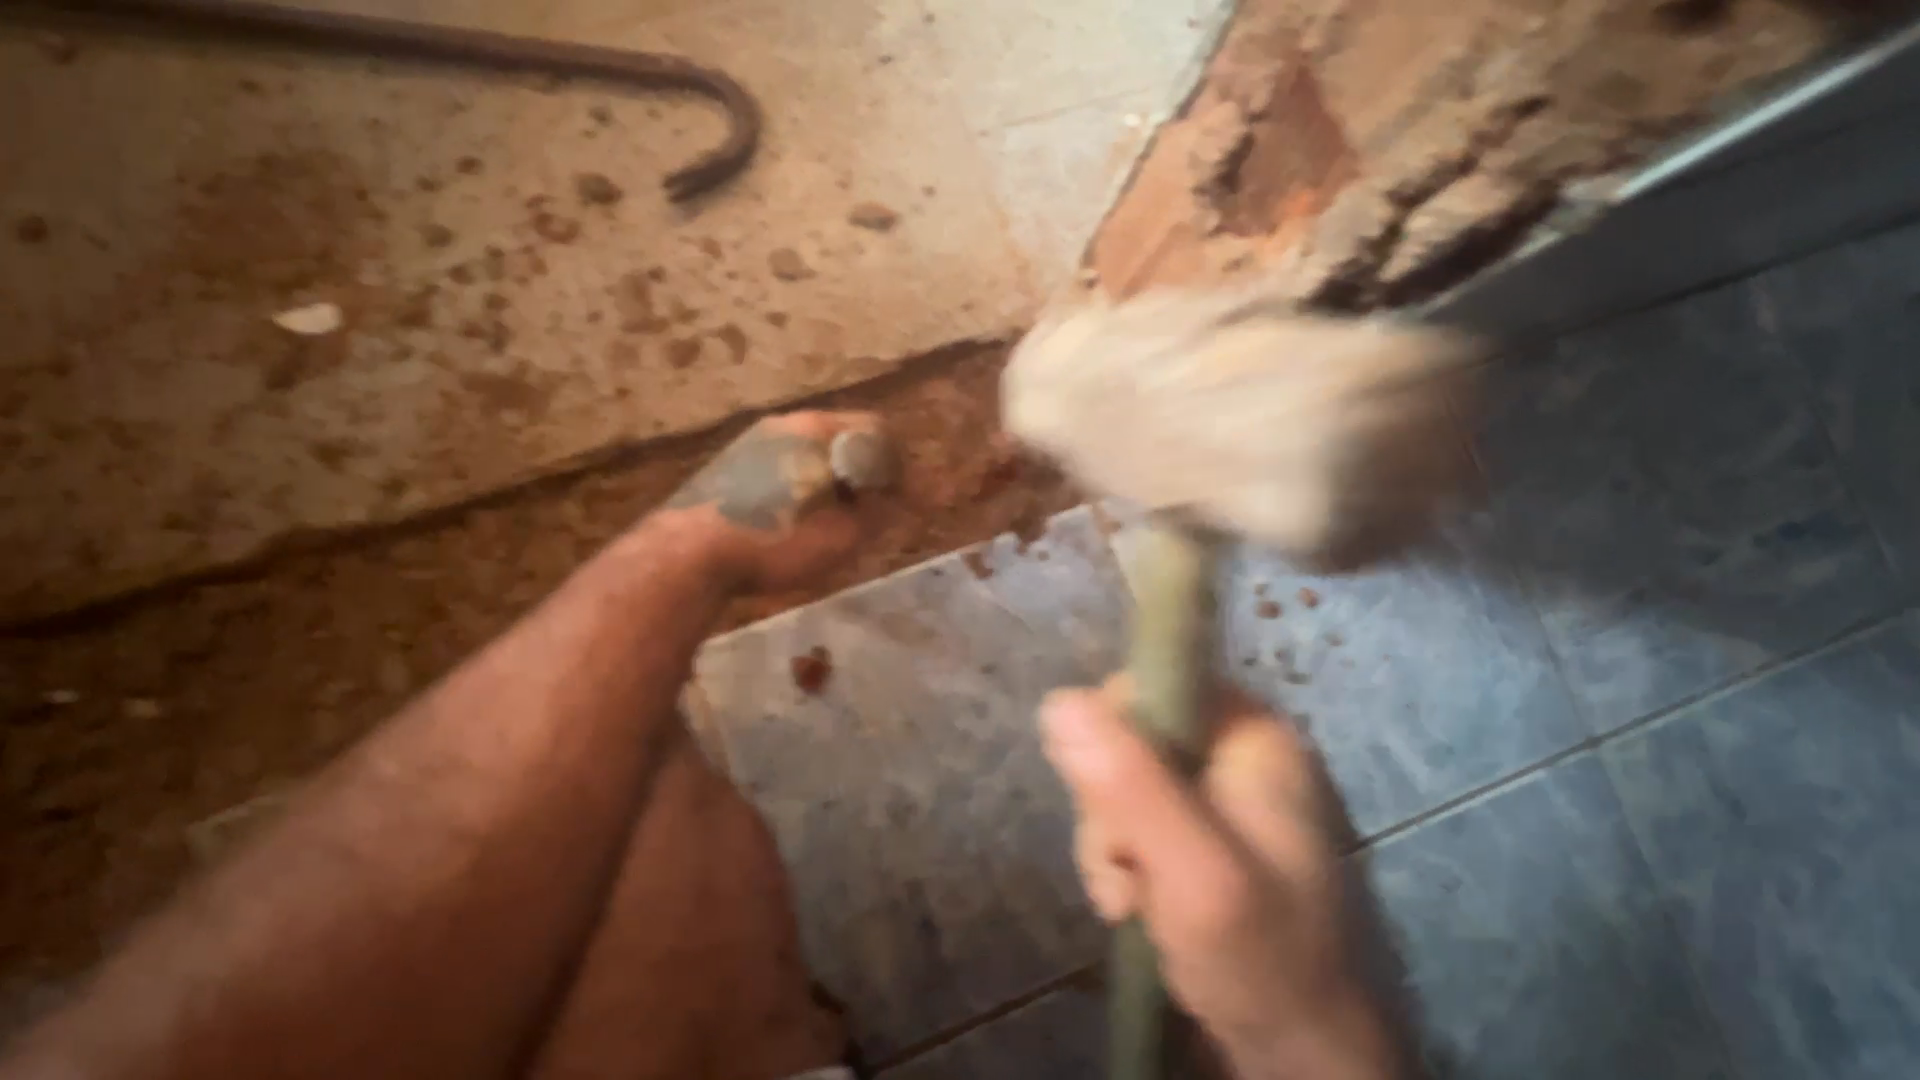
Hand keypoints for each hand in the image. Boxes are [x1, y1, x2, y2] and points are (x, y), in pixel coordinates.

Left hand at [663, 410, 894, 593]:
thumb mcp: (843, 536)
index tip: (902, 498)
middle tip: (871, 508)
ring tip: (834, 517)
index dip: (897, 464)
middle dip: (863, 470)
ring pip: (807, 450)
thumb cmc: (777, 540)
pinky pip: (780, 465)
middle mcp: (785, 424)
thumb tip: (896, 501)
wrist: (687, 554)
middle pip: (840, 436)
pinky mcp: (726, 465)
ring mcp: (750, 441)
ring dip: (829, 477)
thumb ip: (877, 513)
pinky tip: (793, 519)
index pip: (876, 429)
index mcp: (818, 430)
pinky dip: (800, 484)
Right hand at [1040, 680, 1405, 1079]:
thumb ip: (1130, 785)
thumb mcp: (1193, 871)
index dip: (1109, 737)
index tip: (1102, 801)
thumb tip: (1060, 699)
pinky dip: (1120, 863)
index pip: (1152, 686)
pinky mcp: (1203, 837)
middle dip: (1107, 810)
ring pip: (1123, 785)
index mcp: (1253, 734)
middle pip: (1129, 739)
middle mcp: (1237, 752)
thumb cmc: (1259, 955)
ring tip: (1127, 901)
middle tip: (1123, 869)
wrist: (1299, 1053)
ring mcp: (1221, 798)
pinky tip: (1131, 906)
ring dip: (1109, 844)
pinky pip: (1135, 823)